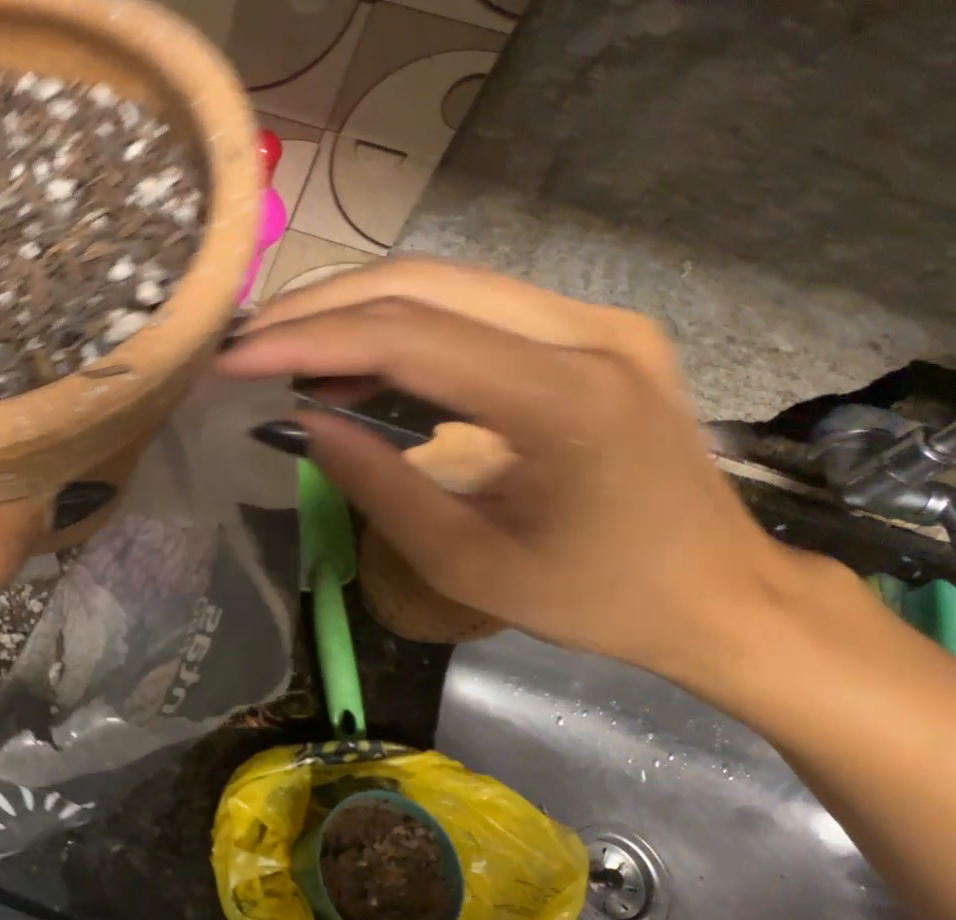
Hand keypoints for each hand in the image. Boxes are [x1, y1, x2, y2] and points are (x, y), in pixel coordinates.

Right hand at [221, 258, 815, 679]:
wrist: (725, 595)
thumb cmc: (600, 600)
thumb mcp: (470, 565)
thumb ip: (379, 487)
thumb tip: (299, 424)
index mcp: (565, 398)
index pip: (408, 336)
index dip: (306, 340)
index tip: (230, 358)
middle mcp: (588, 332)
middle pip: (422, 282)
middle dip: (317, 308)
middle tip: (241, 341)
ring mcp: (597, 321)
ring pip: (445, 283)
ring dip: (352, 310)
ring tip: (279, 352)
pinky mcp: (592, 331)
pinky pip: (474, 308)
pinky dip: (399, 327)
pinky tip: (353, 367)